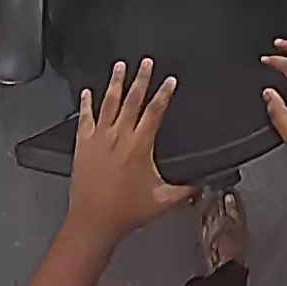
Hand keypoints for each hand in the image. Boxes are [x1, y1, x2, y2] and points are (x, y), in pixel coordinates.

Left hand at [66, 58, 194, 245]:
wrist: (93, 223)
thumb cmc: (127, 211)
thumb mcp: (163, 201)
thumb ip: (185, 190)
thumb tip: (204, 184)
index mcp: (139, 146)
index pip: (154, 112)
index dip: (164, 94)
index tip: (170, 80)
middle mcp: (118, 137)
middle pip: (132, 100)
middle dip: (140, 79)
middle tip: (145, 62)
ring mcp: (98, 139)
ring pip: (108, 104)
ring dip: (115, 83)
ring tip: (120, 66)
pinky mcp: (82, 146)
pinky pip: (84, 119)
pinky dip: (86, 104)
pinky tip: (87, 92)